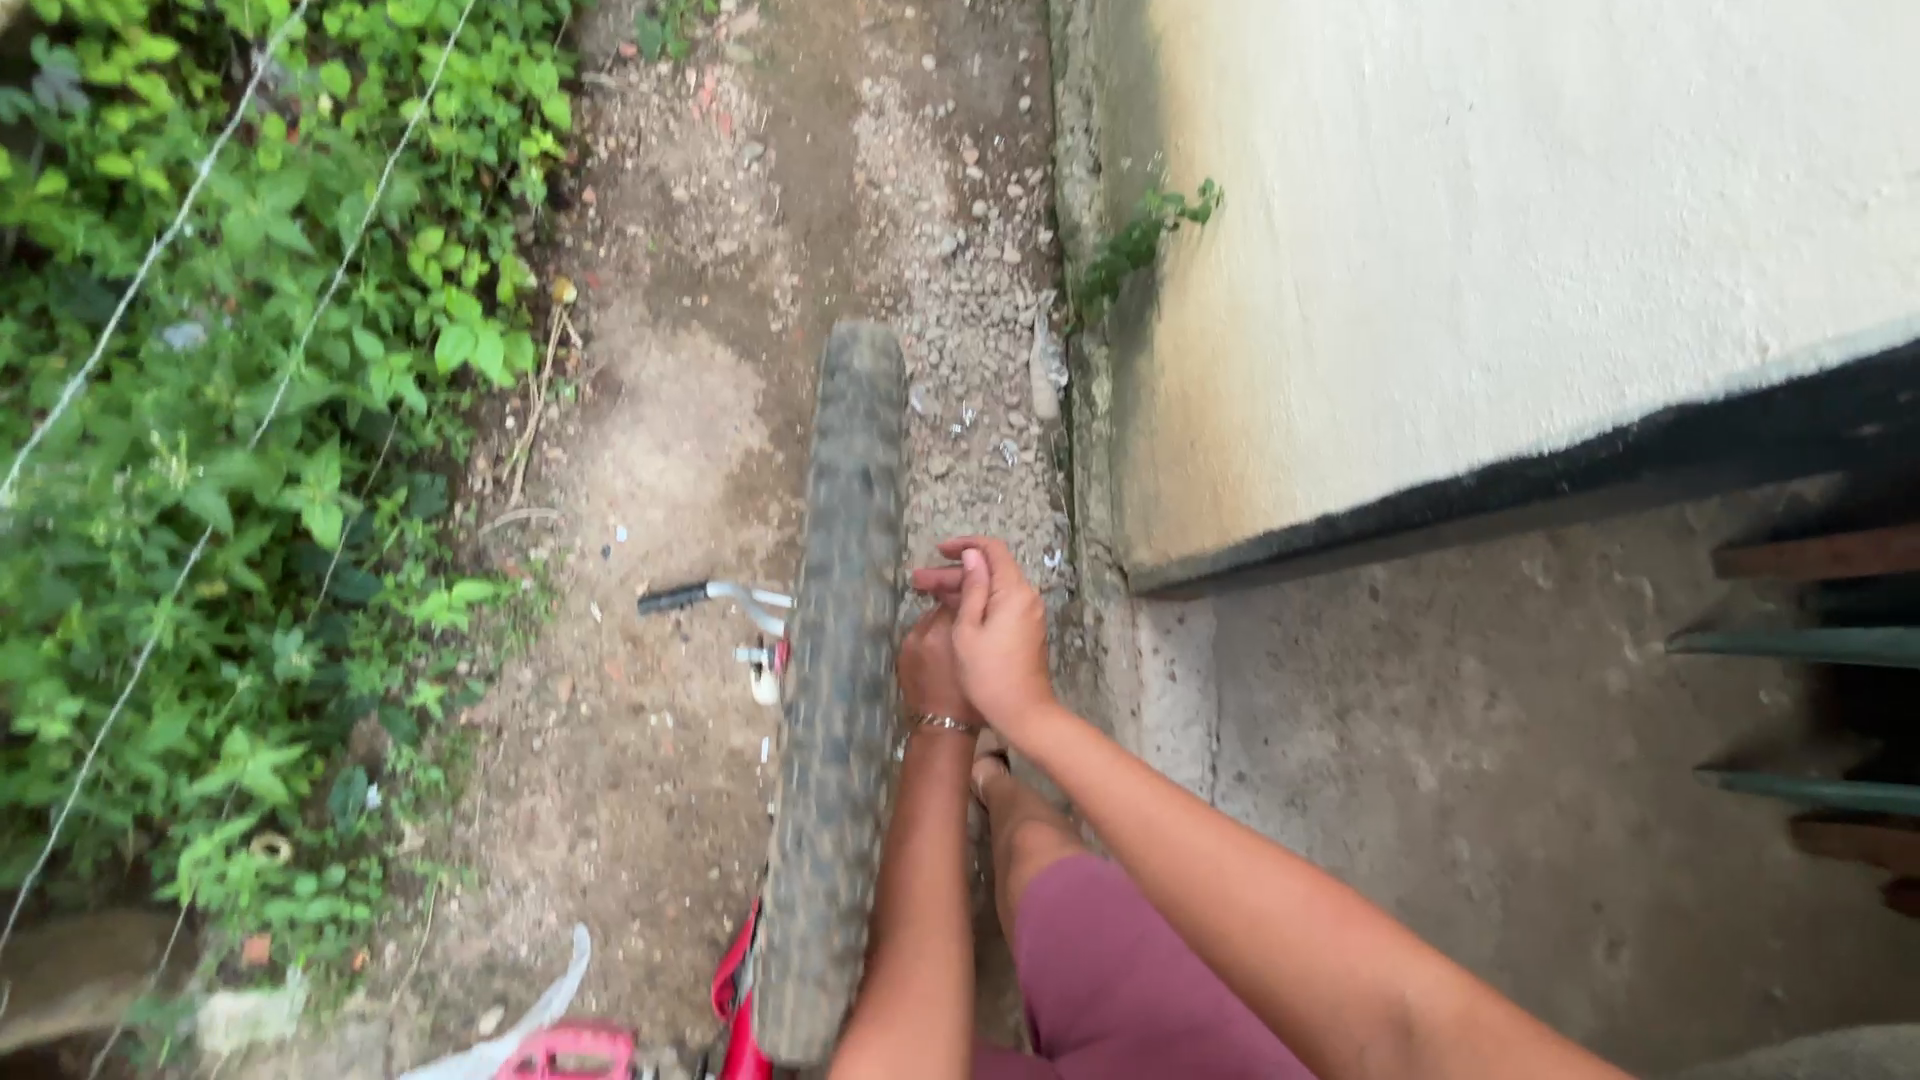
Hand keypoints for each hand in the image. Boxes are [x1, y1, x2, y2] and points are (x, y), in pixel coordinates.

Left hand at [897, 606, 979, 728]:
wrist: (942, 727)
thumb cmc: (970, 697)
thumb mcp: (981, 659)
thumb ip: (975, 631)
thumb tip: (974, 612)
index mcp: (945, 631)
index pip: (958, 601)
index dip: (969, 604)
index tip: (978, 613)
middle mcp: (923, 631)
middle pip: (941, 610)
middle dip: (952, 616)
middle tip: (965, 629)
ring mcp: (909, 643)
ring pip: (928, 623)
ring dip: (938, 629)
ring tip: (950, 644)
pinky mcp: (901, 654)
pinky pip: (917, 638)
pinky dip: (927, 641)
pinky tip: (936, 656)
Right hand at [909, 536, 1054, 731]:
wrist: (1023, 712)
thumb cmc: (988, 673)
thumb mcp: (968, 628)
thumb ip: (971, 588)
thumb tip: (973, 556)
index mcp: (1014, 591)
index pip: (992, 550)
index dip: (965, 545)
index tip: (939, 552)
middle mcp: (1026, 596)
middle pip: (989, 571)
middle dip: (953, 573)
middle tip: (918, 581)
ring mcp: (1027, 613)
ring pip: (992, 589)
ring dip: (961, 588)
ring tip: (925, 592)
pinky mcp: (1024, 629)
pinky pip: (999, 604)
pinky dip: (975, 602)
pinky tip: (949, 608)